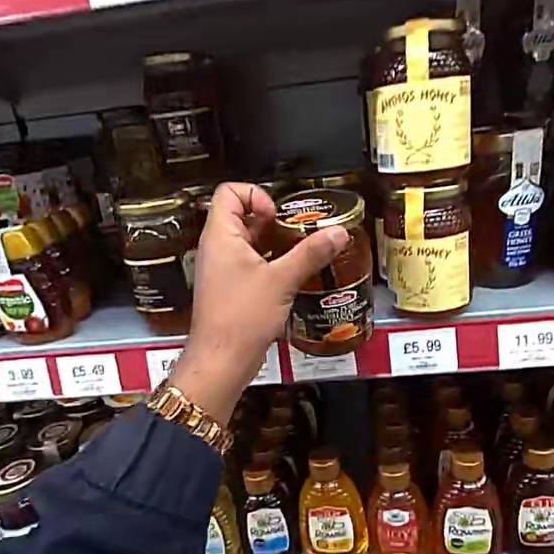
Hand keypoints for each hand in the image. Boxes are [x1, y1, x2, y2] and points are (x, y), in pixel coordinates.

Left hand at [167, 182, 348, 421]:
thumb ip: (310, 253)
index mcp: (220, 236)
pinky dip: (271, 265)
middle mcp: (216, 249)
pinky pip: (251, 265)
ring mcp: (222, 270)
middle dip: (274, 222)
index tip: (277, 215)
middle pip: (243, 216)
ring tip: (301, 254)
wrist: (222, 360)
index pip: (229, 192)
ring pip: (249, 243)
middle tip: (299, 233)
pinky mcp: (231, 289)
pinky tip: (292, 277)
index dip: (256, 195)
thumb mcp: (281, 280)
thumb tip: (337, 233)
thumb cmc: (239, 318)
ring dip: (275, 245)